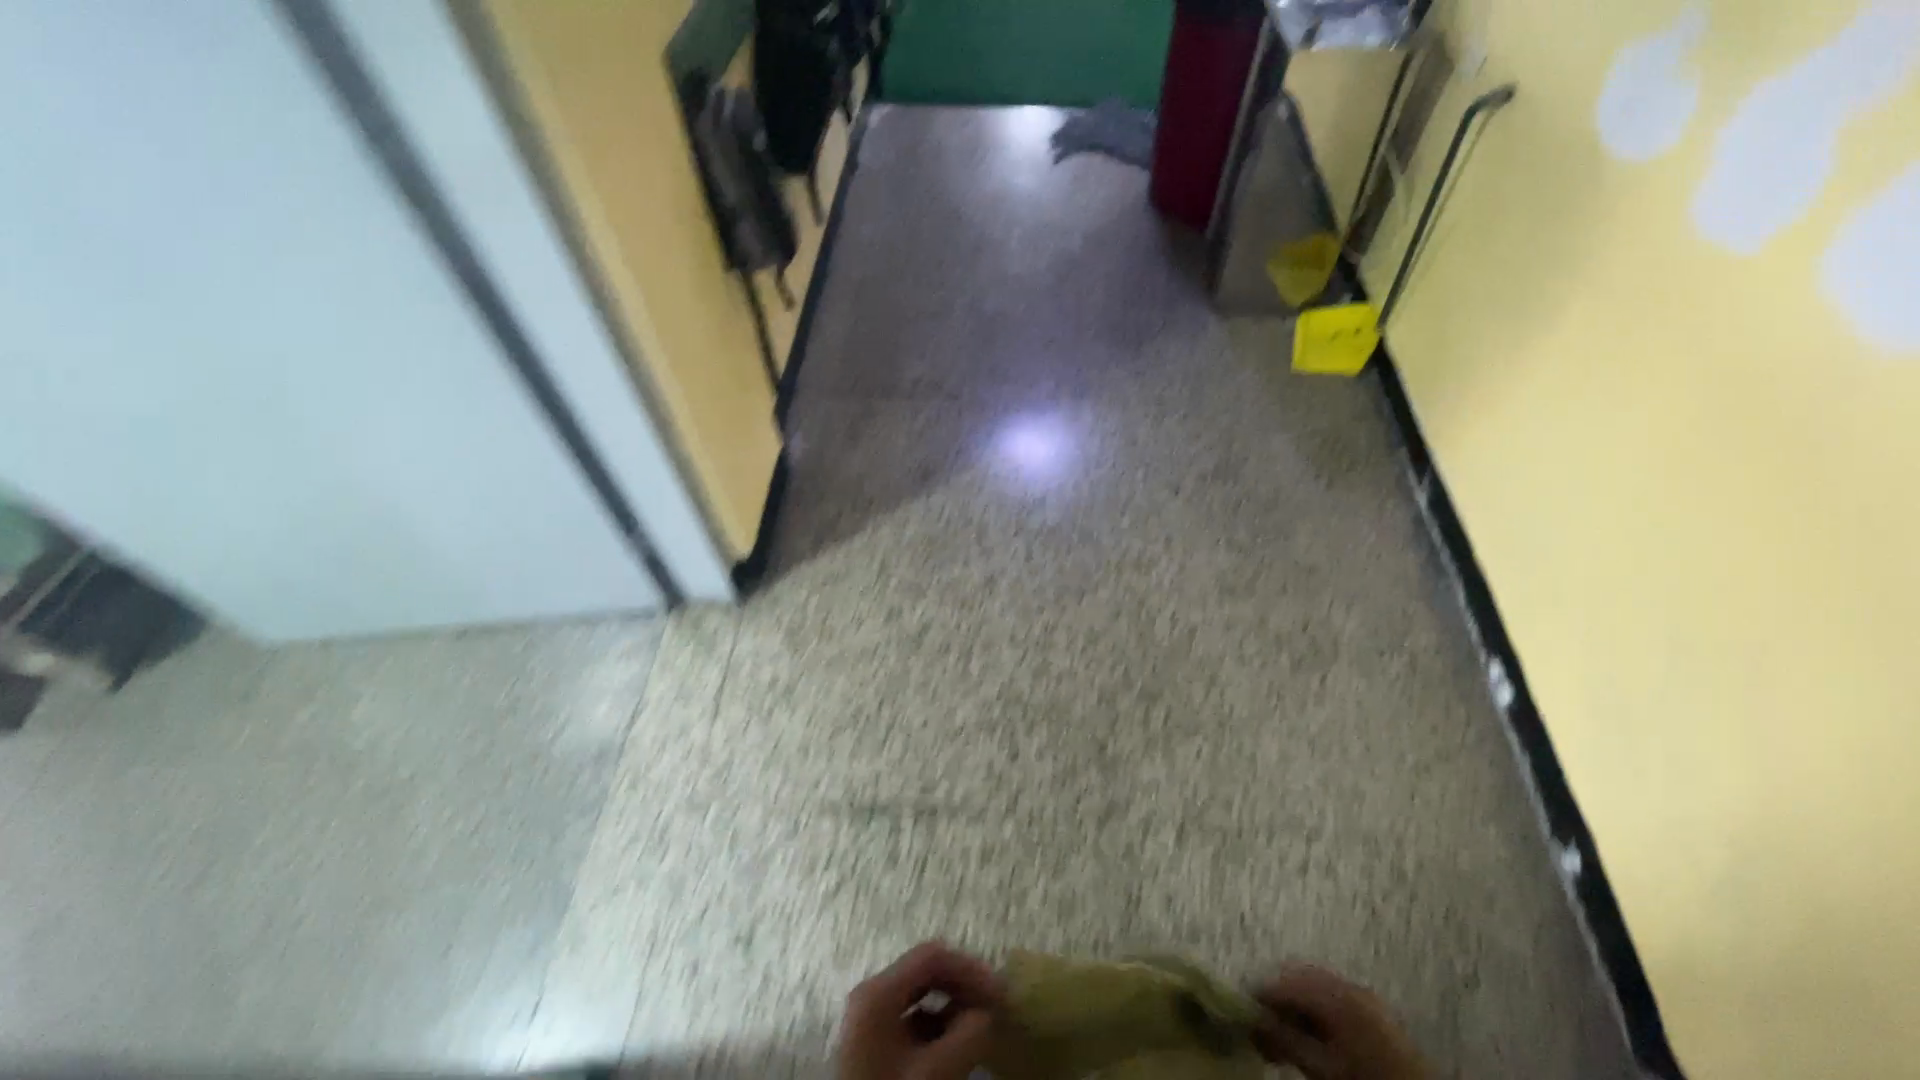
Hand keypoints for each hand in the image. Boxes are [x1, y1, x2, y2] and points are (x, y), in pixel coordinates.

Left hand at [839, 942, 1004, 1079]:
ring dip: (953, 1006)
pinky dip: (938, 1024)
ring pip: (920, 994)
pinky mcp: (874, 1042)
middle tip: (994, 1009)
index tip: (1000, 996)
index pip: (932, 955)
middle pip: (926, 970)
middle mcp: (870, 995)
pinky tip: (956, 1046)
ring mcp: (869, 1018)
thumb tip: (987, 1012)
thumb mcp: (938, 1072)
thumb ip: (969, 1034)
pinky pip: (912, 1017)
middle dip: (964, 985)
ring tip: (979, 1029)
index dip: (971, 969)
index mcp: (878, 992)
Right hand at [1252, 966, 1428, 1079]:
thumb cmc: (1365, 1079)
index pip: (1283, 983)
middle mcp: (1349, 984)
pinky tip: (1307, 1033)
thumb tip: (1251, 1021)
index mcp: (1336, 994)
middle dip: (1275, 997)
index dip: (1258, 997)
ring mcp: (1363, 994)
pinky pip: (1331, 996)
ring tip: (1280, 1033)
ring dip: (1293, 1004)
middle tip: (1259, 1024)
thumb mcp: (1321, 1066)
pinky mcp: (1372, 1009)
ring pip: (1313, 985)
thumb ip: (1284, 1040)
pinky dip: (1313, 1009)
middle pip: (1297, 976)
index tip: (1240, 1013)